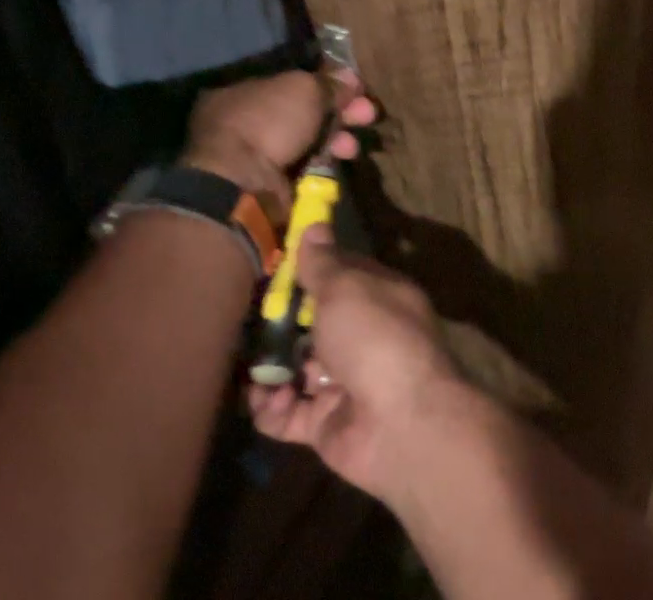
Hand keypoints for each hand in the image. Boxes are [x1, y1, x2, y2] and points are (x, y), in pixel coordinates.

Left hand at [180, 69, 376, 215]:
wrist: (242, 181)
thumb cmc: (268, 122)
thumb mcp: (305, 89)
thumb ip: (329, 83)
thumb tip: (351, 79)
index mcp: (244, 91)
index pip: (295, 84)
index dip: (329, 85)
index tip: (357, 89)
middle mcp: (247, 121)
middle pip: (305, 113)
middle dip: (340, 113)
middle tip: (368, 114)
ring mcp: (258, 154)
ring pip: (309, 141)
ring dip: (337, 141)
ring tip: (352, 147)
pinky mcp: (271, 182)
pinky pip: (306, 166)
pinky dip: (324, 163)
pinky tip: (339, 162)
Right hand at [247, 223, 470, 501]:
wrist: (402, 421)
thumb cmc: (375, 339)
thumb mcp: (346, 289)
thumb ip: (325, 264)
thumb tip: (317, 226)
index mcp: (381, 299)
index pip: (343, 277)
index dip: (311, 272)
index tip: (274, 269)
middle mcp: (366, 338)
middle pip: (313, 326)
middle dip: (280, 326)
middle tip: (250, 323)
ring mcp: (346, 384)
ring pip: (295, 371)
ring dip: (270, 371)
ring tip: (255, 368)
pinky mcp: (326, 425)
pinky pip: (288, 415)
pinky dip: (272, 409)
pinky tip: (270, 399)